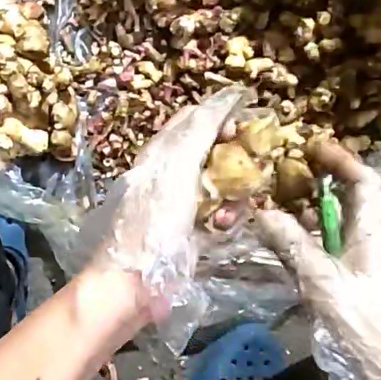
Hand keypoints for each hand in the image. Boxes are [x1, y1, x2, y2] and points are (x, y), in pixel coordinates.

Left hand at [91, 87, 248, 324]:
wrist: (133, 282)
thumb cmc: (152, 221)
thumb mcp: (176, 167)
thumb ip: (199, 131)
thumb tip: (226, 97)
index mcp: (160, 153)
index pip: (194, 120)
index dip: (220, 116)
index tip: (245, 125)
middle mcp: (170, 174)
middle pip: (213, 152)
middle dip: (234, 159)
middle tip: (247, 170)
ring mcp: (180, 204)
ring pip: (221, 185)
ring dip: (231, 195)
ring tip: (225, 211)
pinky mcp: (190, 232)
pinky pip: (219, 214)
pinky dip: (225, 219)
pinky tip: (219, 229)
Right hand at [256, 141, 380, 379]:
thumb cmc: (364, 323)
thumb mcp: (322, 281)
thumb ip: (291, 244)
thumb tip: (261, 210)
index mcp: (375, 232)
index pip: (366, 181)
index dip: (342, 160)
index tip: (313, 147)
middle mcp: (375, 242)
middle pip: (350, 201)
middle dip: (318, 185)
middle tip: (283, 177)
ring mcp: (368, 265)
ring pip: (338, 227)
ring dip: (309, 215)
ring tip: (276, 208)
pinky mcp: (359, 286)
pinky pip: (332, 251)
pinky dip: (309, 242)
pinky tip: (286, 248)